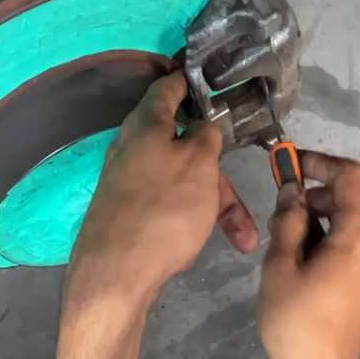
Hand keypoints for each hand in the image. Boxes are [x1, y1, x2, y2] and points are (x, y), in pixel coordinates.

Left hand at [65, 74, 258, 318]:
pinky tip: (191, 250)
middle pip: (183, 151)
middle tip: (244, 206)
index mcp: (144, 126)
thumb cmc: (163, 210)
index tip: (210, 83)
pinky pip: (164, 211)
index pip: (167, 89)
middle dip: (219, 179)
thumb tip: (201, 125)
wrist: (115, 275)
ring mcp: (124, 187)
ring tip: (242, 240)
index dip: (190, 84)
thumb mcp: (198, 165)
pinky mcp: (124, 219)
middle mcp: (130, 151)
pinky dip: (186, 224)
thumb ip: (205, 137)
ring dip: (213, 210)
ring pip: (179, 187)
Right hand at [258, 151, 359, 358]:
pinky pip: (340, 248)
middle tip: (276, 213)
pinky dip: (317, 242)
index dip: (321, 161)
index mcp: (355, 237)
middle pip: (346, 200)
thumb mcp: (281, 268)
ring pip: (341, 225)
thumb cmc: (296, 323)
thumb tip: (292, 191)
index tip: (289, 165)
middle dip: (311, 195)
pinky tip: (290, 265)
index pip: (350, 176)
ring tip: (278, 244)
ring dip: (310, 221)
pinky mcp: (356, 285)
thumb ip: (287, 223)